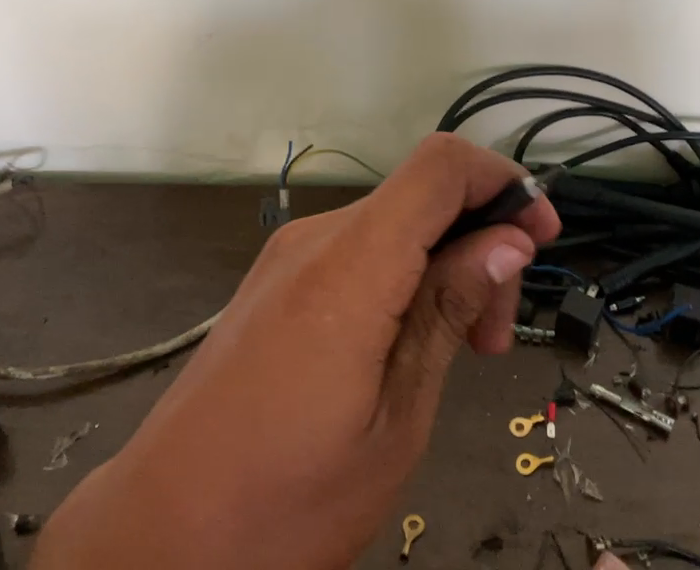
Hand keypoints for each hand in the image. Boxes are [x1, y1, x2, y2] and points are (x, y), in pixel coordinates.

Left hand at [31, 134, 559, 569]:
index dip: (502, 182)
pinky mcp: (275, 284)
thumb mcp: (396, 417)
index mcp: (349, 265)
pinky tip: (409, 346)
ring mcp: (287, 259)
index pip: (441, 166)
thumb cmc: (286, 499)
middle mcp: (314, 240)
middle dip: (480, 245)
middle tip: (493, 337)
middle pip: (423, 197)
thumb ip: (448, 312)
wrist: (159, 536)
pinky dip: (403, 280)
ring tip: (459, 352)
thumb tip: (507, 242)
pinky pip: (359, 253)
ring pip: (395, 225)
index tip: (540, 239)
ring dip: (444, 269)